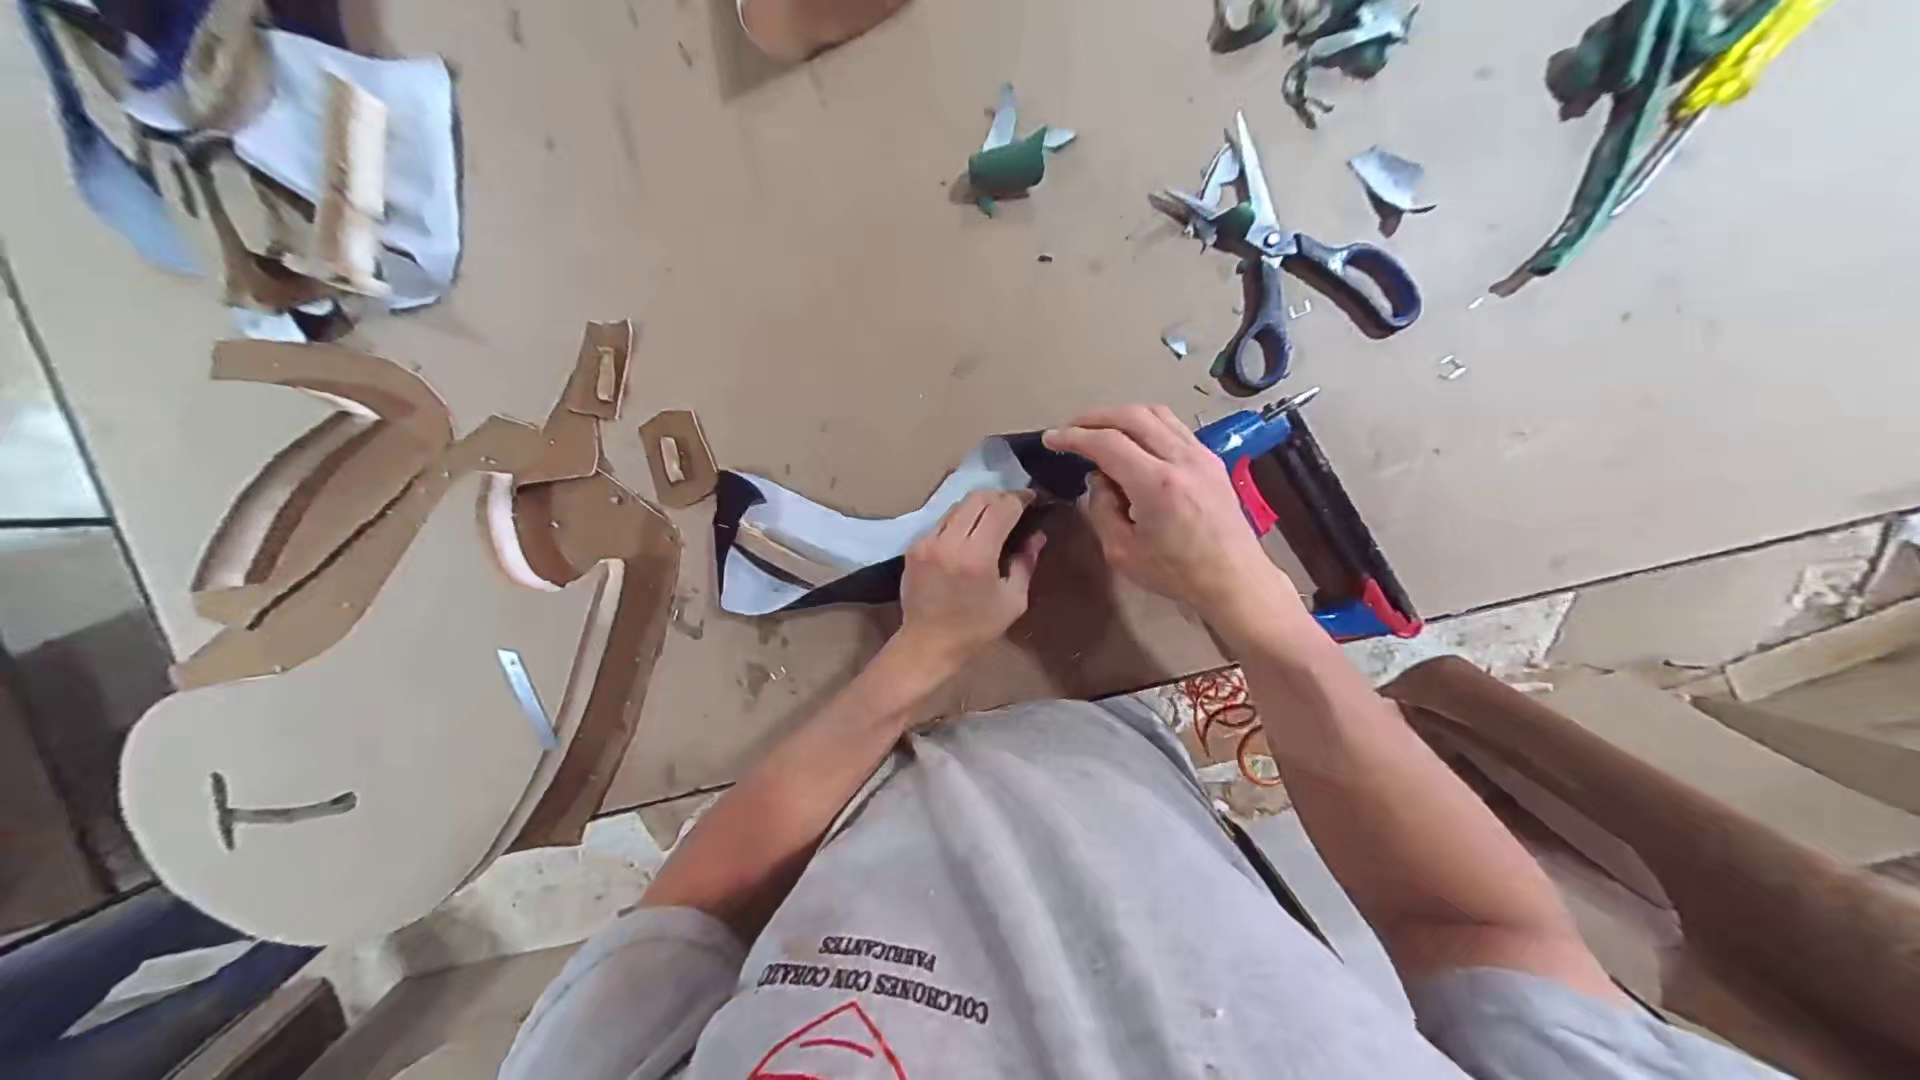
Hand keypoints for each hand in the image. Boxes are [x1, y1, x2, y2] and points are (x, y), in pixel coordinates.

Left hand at [896, 490, 1046, 669]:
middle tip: (1014, 505)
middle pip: (978, 497)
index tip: (1031, 500)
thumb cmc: (976, 628)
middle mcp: (949, 542)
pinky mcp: (914, 546)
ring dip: (978, 506)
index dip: (1019, 498)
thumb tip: (1037, 535)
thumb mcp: (1012, 600)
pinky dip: (959, 521)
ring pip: (957, 506)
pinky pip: (941, 521)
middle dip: (1000, 496)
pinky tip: (968, 535)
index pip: (1001, 508)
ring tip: (992, 518)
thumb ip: (1026, 562)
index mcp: (976, 556)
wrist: (928, 643)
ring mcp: (927, 542)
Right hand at [1044, 405, 1300, 628]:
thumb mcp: (1122, 552)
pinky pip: (1174, 427)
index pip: (1107, 443)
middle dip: (1095, 417)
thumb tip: (1099, 481)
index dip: (1074, 437)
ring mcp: (1201, 455)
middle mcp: (1181, 459)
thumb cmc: (1177, 573)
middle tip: (1071, 428)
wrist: (1235, 579)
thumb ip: (1102, 510)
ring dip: (1122, 415)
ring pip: (1157, 414)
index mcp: (1157, 484)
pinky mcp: (1211, 460)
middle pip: (1132, 416)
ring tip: (1100, 428)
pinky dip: (1146, 425)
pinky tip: (1134, 441)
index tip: (1052, 438)